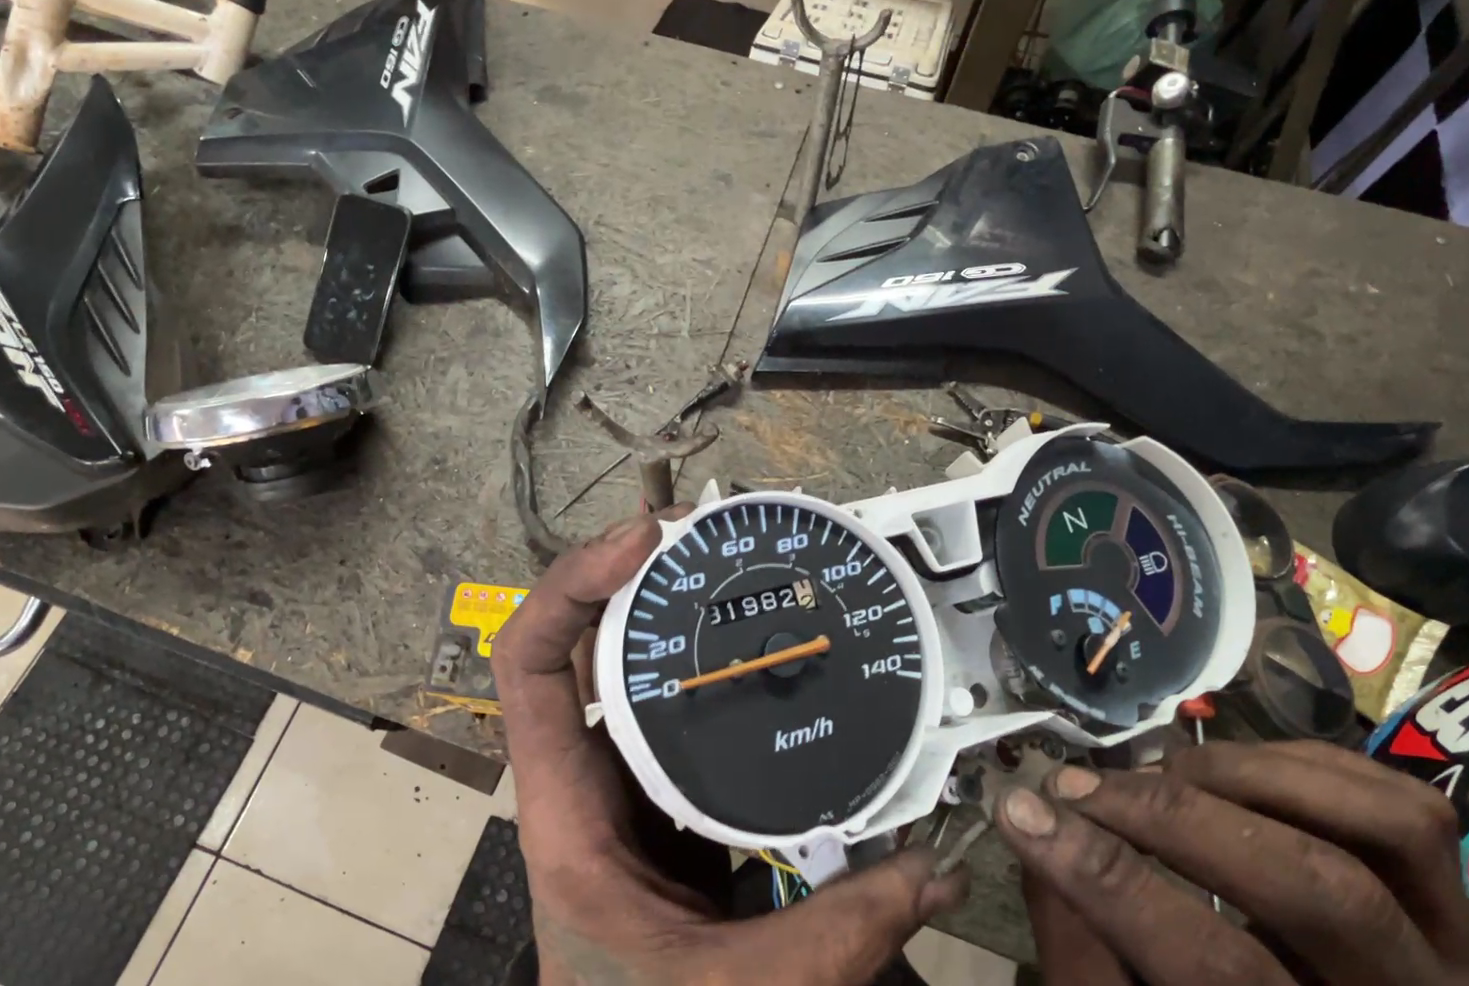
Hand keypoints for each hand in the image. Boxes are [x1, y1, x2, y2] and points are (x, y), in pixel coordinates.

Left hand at [492, 511, 968, 985]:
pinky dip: (713, 678)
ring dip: (673, 619)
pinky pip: (678, 716)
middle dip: (636, 579)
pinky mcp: (666, 800)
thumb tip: (938, 868)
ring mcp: (627, 785)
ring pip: (633, 675)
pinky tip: (767, 661)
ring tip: (739, 573)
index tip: (640, 542)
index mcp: (568, 810)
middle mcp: (588, 778)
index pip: (529, 664)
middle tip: (708, 537)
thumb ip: (841, 932)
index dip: (569, 586)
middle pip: (584, 647)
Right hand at [997, 740, 1468, 984]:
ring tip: (1156, 769)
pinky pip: (1401, 805)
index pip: (1219, 966)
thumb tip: (1035, 831)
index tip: (1023, 812)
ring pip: (1384, 829)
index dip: (1112, 882)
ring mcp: (1455, 948)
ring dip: (1244, 776)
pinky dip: (1300, 765)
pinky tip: (1226, 772)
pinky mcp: (1455, 901)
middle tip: (1078, 786)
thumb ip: (1080, 948)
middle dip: (1174, 819)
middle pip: (1316, 889)